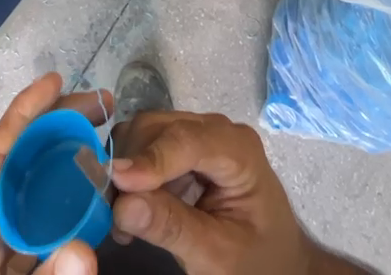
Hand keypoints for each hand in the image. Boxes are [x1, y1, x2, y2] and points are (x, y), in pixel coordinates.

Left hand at [0, 73, 113, 274]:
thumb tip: (85, 249)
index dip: (23, 114)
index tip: (55, 81)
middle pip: (13, 160)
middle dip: (54, 124)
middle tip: (100, 105)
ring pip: (24, 184)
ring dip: (59, 155)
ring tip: (100, 133)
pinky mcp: (0, 259)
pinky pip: (30, 212)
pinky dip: (58, 192)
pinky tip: (88, 187)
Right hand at [108, 112, 369, 274]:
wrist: (276, 262)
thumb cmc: (256, 261)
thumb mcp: (217, 255)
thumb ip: (172, 227)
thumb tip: (123, 205)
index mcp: (238, 150)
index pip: (186, 140)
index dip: (149, 159)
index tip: (115, 182)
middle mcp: (216, 130)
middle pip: (158, 128)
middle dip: (131, 165)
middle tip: (114, 213)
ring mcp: (198, 134)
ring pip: (145, 132)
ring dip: (126, 170)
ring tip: (122, 216)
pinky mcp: (182, 147)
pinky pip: (145, 145)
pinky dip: (130, 173)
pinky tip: (131, 208)